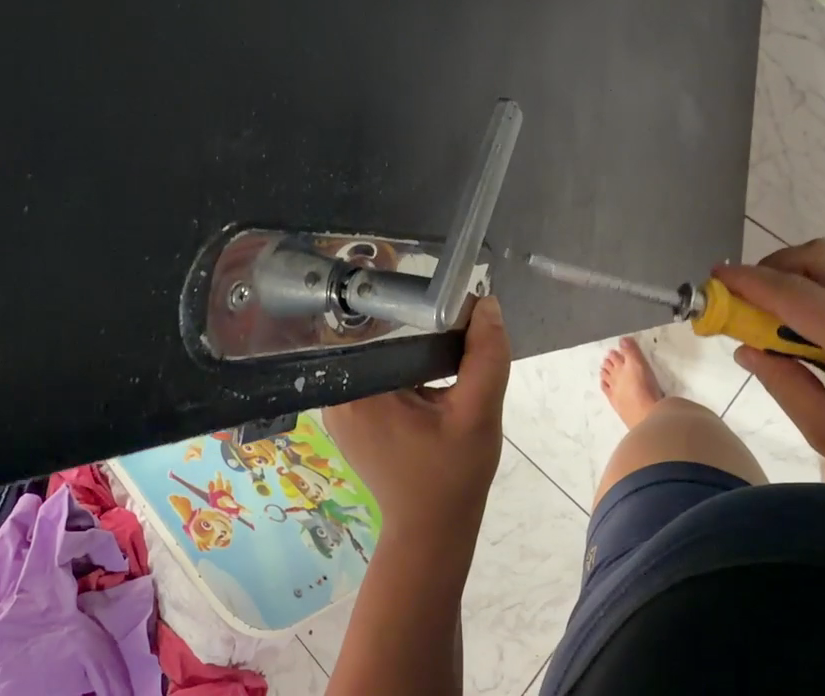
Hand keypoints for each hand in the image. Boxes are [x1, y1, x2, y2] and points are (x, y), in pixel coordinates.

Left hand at [323, 296, 510, 539]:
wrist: (434, 530)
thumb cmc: (453, 475)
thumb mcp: (478, 412)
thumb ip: (485, 355)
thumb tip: (485, 303)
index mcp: (357, 391)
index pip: (371, 322)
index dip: (407, 302)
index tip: (441, 294)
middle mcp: (338, 397)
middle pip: (374, 336)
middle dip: (414, 324)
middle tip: (453, 316)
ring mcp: (342, 410)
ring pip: (379, 355)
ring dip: (412, 347)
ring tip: (447, 338)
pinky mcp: (355, 419)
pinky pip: (379, 376)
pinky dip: (406, 368)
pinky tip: (433, 369)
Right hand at [717, 241, 824, 515]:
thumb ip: (783, 384)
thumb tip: (745, 347)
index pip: (794, 293)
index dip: (749, 282)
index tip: (717, 276)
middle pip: (821, 256)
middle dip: (776, 265)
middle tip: (750, 294)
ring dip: (805, 269)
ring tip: (782, 307)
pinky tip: (822, 319)